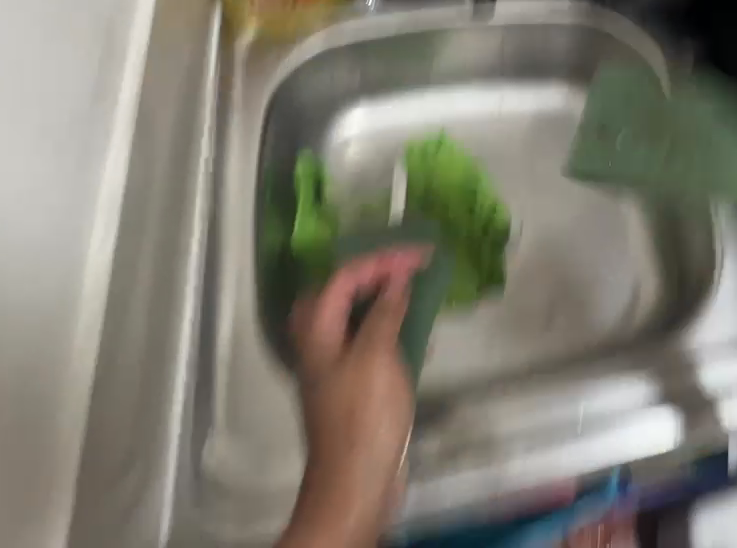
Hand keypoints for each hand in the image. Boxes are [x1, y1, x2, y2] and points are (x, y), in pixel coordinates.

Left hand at [281, 248, 426, 547]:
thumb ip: (384, 311)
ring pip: (355, 313)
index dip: (380, 259)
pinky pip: (370, 336)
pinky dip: (390, 322)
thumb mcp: (376, 355)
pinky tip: (415, 324)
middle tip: (408, 261)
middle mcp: (321, 341)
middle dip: (374, 270)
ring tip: (414, 283)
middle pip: (341, 291)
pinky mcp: (355, 382)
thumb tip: (397, 277)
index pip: (344, 276)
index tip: (418, 254)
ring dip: (383, 294)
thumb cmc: (364, 416)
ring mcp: (336, 363)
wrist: (357, 482)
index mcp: (317, 330)